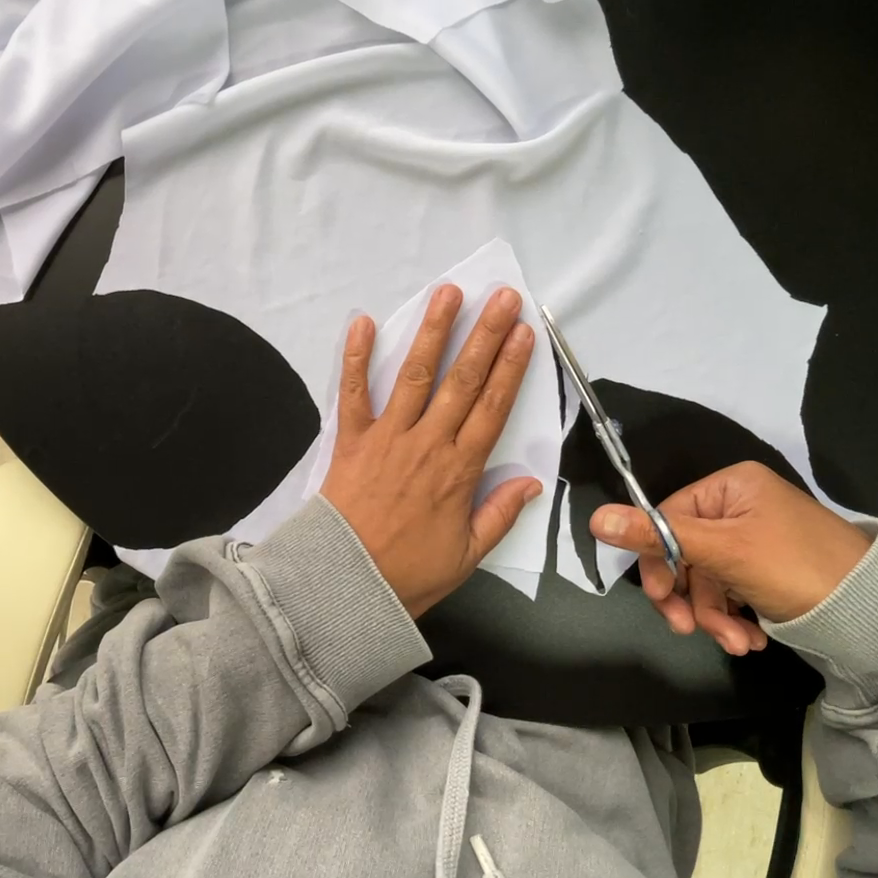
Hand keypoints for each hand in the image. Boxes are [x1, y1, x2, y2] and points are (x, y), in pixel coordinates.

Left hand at [320, 285, 542, 616]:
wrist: (345, 584)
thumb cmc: (408, 574)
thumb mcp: (467, 556)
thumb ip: (500, 515)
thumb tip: (532, 482)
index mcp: (460, 471)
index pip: (493, 408)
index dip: (512, 368)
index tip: (525, 333)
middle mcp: (428, 443)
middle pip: (463, 381)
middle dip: (485, 336)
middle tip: (502, 296)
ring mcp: (387, 437)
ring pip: (415, 376)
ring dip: (433, 332)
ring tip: (448, 293)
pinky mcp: (351, 441)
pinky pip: (353, 394)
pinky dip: (356, 358)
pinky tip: (362, 322)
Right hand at [590, 461, 872, 654]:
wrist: (877, 617)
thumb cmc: (793, 569)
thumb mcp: (720, 552)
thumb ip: (656, 535)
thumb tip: (595, 518)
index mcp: (730, 487)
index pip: (667, 519)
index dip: (658, 562)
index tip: (659, 600)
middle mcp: (741, 507)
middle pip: (685, 553)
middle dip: (689, 598)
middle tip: (689, 630)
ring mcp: (756, 539)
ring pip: (706, 579)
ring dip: (712, 616)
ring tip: (737, 643)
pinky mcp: (768, 570)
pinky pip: (730, 591)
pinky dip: (732, 617)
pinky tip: (748, 640)